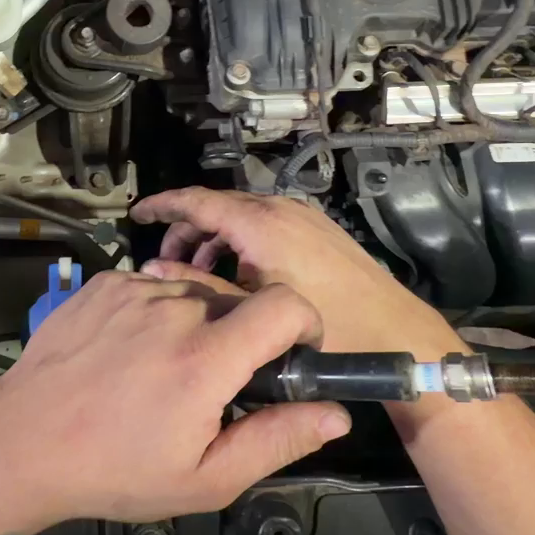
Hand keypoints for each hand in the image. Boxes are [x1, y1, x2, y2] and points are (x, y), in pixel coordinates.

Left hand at [0, 271, 351, 527]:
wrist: (25, 439)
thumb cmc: (116, 468)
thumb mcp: (205, 478)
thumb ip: (277, 440)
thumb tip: (336, 414)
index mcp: (206, 356)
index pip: (284, 304)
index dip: (303, 324)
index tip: (293, 353)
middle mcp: (173, 308)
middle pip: (236, 301)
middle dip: (241, 335)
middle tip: (213, 382)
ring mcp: (133, 288)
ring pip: (191, 292)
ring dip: (195, 322)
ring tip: (162, 368)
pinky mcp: (103, 282)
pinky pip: (149, 286)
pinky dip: (153, 311)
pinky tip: (128, 350)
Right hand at [132, 187, 463, 357]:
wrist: (398, 333)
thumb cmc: (327, 329)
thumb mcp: (254, 310)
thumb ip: (200, 286)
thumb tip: (154, 270)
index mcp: (261, 224)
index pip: (197, 201)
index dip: (163, 206)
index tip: (137, 214)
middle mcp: (280, 209)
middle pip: (217, 206)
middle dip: (185, 228)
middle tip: (165, 260)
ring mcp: (301, 216)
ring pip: (240, 215)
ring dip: (212, 237)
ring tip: (196, 271)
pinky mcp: (316, 229)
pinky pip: (262, 223)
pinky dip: (238, 240)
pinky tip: (234, 273)